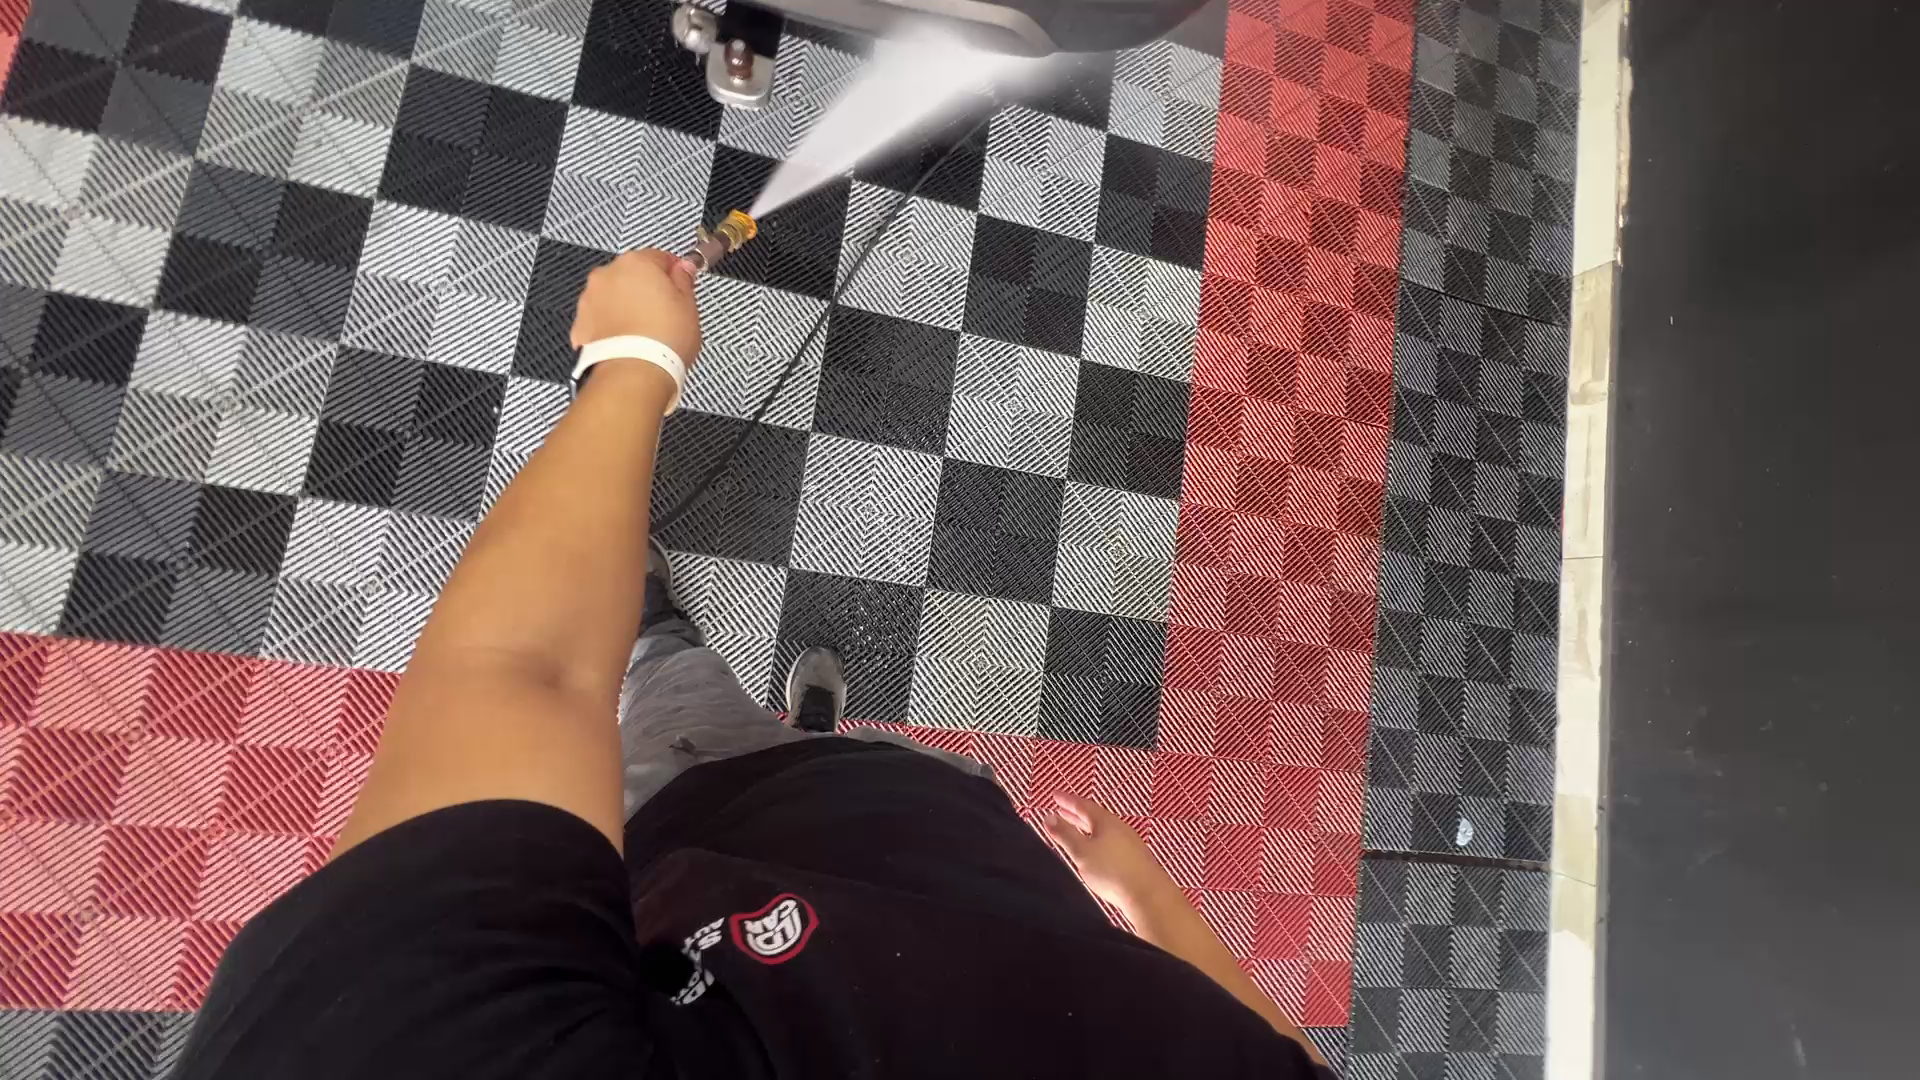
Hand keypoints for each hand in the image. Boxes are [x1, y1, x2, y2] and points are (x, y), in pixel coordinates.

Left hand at [568, 250, 702, 364]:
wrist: (636, 371)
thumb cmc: (663, 339)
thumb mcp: (689, 306)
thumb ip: (684, 280)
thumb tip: (683, 269)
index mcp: (637, 263)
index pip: (659, 257)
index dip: (674, 272)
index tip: (681, 284)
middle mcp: (609, 275)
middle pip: (632, 275)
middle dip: (647, 290)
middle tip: (667, 313)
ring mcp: (591, 299)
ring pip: (614, 296)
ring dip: (628, 307)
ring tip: (648, 332)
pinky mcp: (582, 323)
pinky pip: (601, 319)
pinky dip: (613, 326)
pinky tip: (630, 341)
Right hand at [1042, 792, 1177, 916]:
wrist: (1148, 896)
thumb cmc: (1113, 872)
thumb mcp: (1082, 852)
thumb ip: (1065, 834)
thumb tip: (1049, 817)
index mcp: (1105, 821)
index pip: (1082, 805)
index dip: (1067, 800)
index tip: (1055, 795)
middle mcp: (1119, 828)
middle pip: (1094, 816)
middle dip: (1076, 814)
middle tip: (1062, 810)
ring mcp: (1130, 843)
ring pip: (1103, 830)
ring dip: (1087, 828)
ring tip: (1076, 830)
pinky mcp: (1135, 859)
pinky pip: (1112, 843)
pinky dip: (1098, 842)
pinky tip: (1096, 852)